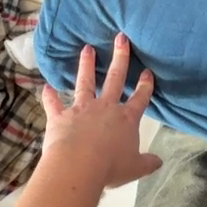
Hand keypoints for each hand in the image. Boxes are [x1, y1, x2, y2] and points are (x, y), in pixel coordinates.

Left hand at [39, 33, 161, 189]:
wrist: (79, 166)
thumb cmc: (110, 167)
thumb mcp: (135, 167)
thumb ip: (147, 163)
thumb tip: (159, 162)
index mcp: (126, 119)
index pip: (140, 98)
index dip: (145, 85)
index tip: (147, 72)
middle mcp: (106, 107)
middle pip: (115, 78)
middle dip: (120, 58)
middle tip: (121, 39)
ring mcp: (82, 109)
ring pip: (85, 82)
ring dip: (86, 65)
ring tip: (87, 49)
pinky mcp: (60, 116)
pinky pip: (54, 104)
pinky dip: (50, 96)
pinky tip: (46, 87)